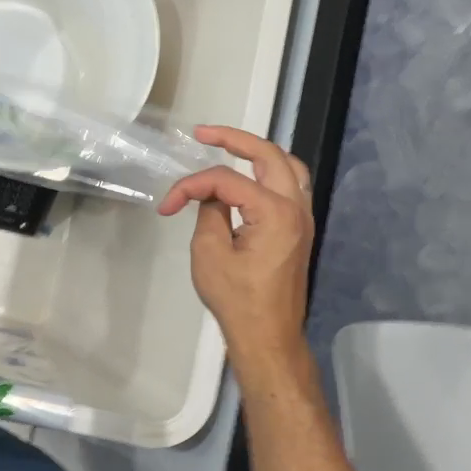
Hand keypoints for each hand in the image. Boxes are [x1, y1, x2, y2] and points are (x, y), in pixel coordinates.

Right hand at [158, 126, 315, 367]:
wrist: (267, 336)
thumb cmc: (237, 298)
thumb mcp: (209, 252)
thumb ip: (210, 212)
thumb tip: (211, 196)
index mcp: (275, 212)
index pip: (228, 179)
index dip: (192, 185)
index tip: (167, 206)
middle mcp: (296, 208)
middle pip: (270, 155)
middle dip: (235, 140)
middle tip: (203, 134)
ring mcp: (303, 219)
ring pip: (288, 167)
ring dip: (259, 153)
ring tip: (229, 147)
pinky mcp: (298, 231)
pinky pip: (290, 186)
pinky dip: (269, 172)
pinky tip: (248, 176)